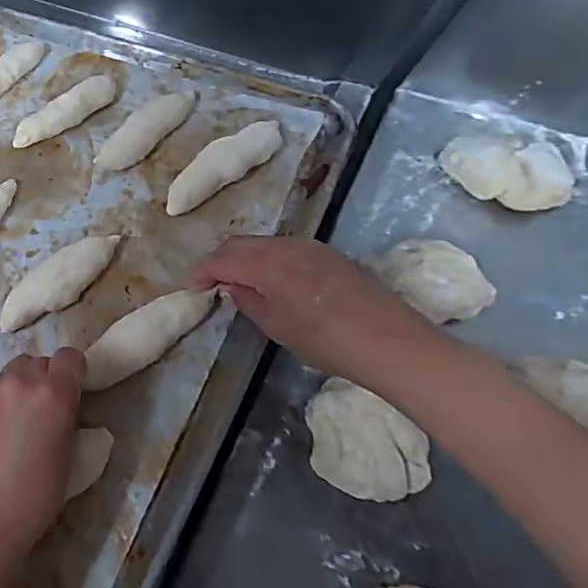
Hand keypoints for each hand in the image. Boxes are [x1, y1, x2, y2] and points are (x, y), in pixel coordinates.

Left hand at [0, 348, 85, 554]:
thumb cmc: (38, 491)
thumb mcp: (70, 452)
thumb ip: (69, 416)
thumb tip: (67, 407)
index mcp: (55, 391)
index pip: (70, 357)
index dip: (74, 372)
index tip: (74, 392)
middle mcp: (24, 378)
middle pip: (42, 361)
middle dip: (48, 378)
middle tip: (48, 409)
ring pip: (18, 369)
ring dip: (25, 383)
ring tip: (24, 416)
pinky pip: (0, 383)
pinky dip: (7, 394)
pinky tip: (5, 424)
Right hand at [190, 237, 440, 384]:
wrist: (393, 344)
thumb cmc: (328, 341)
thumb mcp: (277, 326)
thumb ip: (248, 300)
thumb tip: (232, 286)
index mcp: (269, 262)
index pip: (223, 257)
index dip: (203, 271)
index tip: (193, 288)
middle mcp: (288, 245)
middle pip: (241, 243)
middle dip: (222, 260)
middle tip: (212, 283)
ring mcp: (312, 247)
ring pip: (265, 244)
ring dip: (246, 259)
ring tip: (240, 283)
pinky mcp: (330, 255)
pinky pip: (286, 249)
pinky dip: (269, 260)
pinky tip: (273, 282)